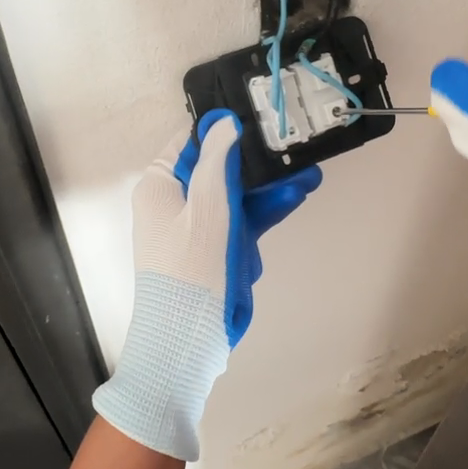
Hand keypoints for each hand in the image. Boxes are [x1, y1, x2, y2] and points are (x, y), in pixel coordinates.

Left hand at [92, 110, 321, 460]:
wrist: (184, 348)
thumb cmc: (193, 271)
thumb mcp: (209, 208)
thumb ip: (219, 161)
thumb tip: (223, 120)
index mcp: (159, 185)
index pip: (192, 143)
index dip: (225, 131)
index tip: (261, 122)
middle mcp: (171, 203)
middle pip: (219, 173)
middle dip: (258, 171)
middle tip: (298, 157)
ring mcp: (191, 231)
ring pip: (234, 203)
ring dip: (265, 199)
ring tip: (307, 182)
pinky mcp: (208, 256)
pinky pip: (235, 230)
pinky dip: (254, 229)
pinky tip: (287, 209)